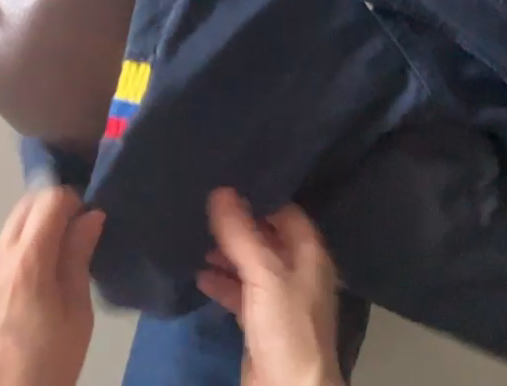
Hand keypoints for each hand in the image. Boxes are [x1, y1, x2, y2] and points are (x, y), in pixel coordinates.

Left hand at [0, 187, 105, 385]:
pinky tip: (35, 291)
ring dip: (35, 231)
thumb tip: (91, 216)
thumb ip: (79, 257)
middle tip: (77, 234)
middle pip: (24, 207)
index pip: (49, 199)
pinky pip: (0, 259)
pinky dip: (21, 255)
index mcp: (26, 262)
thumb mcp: (77, 315)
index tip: (89, 220)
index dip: (73, 200)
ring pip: (10, 232)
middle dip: (52, 207)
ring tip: (59, 265)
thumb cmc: (48, 368)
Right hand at [196, 189, 343, 385]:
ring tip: (197, 237)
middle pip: (266, 236)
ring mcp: (279, 298)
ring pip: (251, 265)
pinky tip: (199, 274)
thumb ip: (242, 233)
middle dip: (238, 224)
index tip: (229, 178)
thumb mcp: (264, 274)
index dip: (260, 195)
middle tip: (205, 205)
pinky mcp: (261, 322)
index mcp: (309, 254)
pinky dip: (222, 282)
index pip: (286, 211)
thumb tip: (220, 190)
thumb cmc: (286, 327)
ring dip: (227, 253)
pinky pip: (240, 292)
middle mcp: (297, 271)